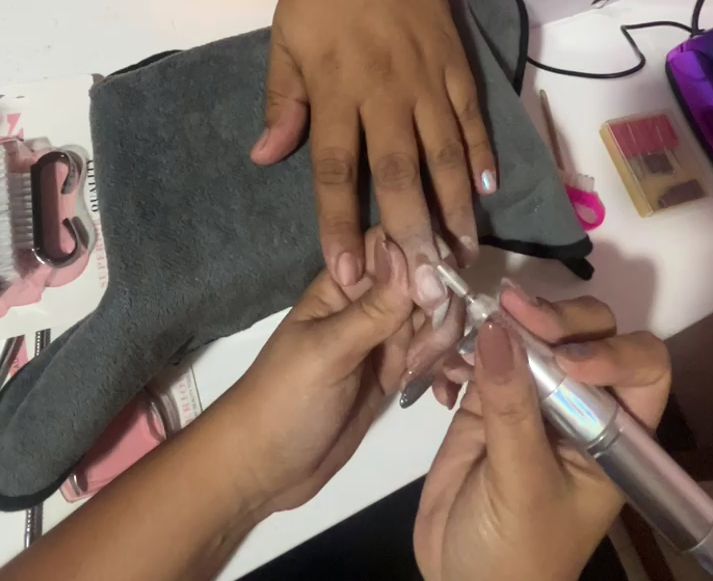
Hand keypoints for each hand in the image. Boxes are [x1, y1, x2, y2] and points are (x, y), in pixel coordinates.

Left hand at [203, 232, 415, 515]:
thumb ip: (374, 308)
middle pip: (422, 278)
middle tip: (430, 341)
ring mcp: (383, 336)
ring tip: (418, 370)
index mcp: (343, 282)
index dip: (422, 250)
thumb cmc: (285, 399)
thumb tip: (404, 246)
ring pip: (431, 314)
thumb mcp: (329, 351)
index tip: (447, 275)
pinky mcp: (393, 369)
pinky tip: (440, 383)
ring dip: (440, 335)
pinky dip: (441, 360)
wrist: (265, 468)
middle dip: (439, 302)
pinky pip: (429, 349)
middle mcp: (368, 301)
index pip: (391, 244)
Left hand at [254, 0, 498, 303]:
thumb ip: (283, 101)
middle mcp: (384, 94)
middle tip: (425, 289)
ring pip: (445, 155)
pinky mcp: (456, 65)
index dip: (339, 227)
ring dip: (455, 208)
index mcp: (335, 91)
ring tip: (464, 255)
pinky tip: (488, 191)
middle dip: (410, 235)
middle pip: (399, 175)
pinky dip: (481, 155)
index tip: (348, 276)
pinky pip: (472, 118)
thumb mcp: (285, 40)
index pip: (335, 172)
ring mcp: (427, 80)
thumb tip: (266, 158)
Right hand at [414, 285, 672, 580]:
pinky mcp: (488, 395)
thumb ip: (512, 408)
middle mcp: (581, 404)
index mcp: (614, 433)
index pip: (641, 367)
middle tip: (510, 309)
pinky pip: (482, 349)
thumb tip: (496, 327)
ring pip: (534, 330)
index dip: (613, 350)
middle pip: (588, 332)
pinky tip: (446, 369)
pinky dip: (462, 344)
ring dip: (505, 320)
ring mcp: (534, 395)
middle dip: (554, 316)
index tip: (565, 359)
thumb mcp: (523, 486)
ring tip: (471, 324)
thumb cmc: (516, 556)